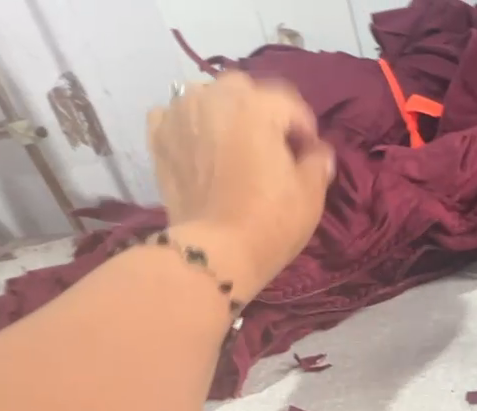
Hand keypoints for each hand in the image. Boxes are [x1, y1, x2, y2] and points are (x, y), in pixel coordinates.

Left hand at [147, 72, 334, 298]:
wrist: (218, 251)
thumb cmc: (272, 222)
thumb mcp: (311, 194)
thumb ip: (317, 161)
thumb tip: (316, 151)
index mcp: (256, 106)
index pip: (290, 104)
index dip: (305, 130)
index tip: (310, 156)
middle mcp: (214, 96)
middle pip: (245, 92)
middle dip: (263, 115)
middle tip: (273, 150)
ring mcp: (180, 113)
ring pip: (208, 98)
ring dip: (225, 116)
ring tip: (235, 150)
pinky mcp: (159, 136)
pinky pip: (176, 116)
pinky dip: (191, 127)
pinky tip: (202, 150)